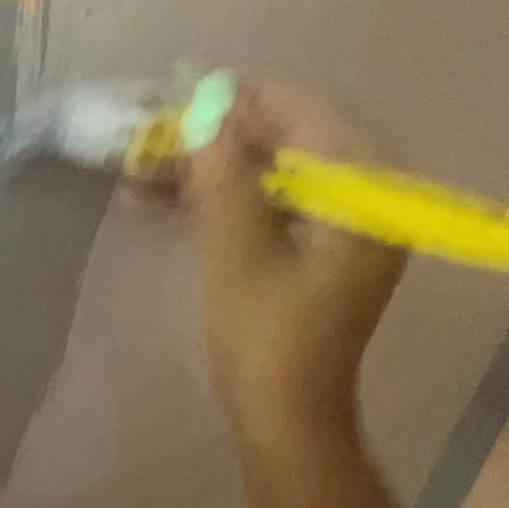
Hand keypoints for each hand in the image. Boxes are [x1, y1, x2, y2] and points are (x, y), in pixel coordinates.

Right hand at [182, 80, 404, 444]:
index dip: (250, 100)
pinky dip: (214, 206)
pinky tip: (162, 204)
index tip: (190, 89)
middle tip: (157, 136)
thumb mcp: (238, 254)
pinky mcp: (305, 258)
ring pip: (265, 180)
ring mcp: (332, 233)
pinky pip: (259, 212)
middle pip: (286, 148)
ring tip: (142, 172)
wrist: (281, 417)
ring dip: (206, 174)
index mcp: (366, 198)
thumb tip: (204, 109)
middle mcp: (360, 204)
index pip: (311, 121)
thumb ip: (223, 178)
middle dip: (217, 140)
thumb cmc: (267, 339)